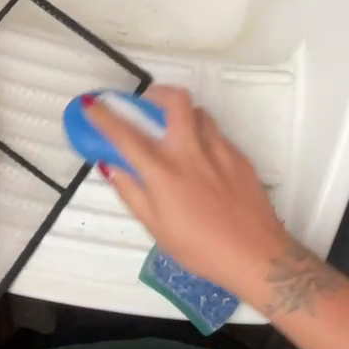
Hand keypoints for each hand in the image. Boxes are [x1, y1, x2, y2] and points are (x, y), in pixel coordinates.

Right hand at [85, 86, 330, 312]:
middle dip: (156, 93)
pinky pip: (217, 135)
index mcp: (164, 172)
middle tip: (146, 103)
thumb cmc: (200, 249)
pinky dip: (202, 137)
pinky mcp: (240, 157)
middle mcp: (190, 152)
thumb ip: (132, 193)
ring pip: (199, 113)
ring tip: (175, 131)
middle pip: (174, 100)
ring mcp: (219, 151)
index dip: (104, 116)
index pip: (126, 135)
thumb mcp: (156, 228)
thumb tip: (113, 168)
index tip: (92, 104)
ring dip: (182, 114)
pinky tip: (202, 161)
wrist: (256, 255)